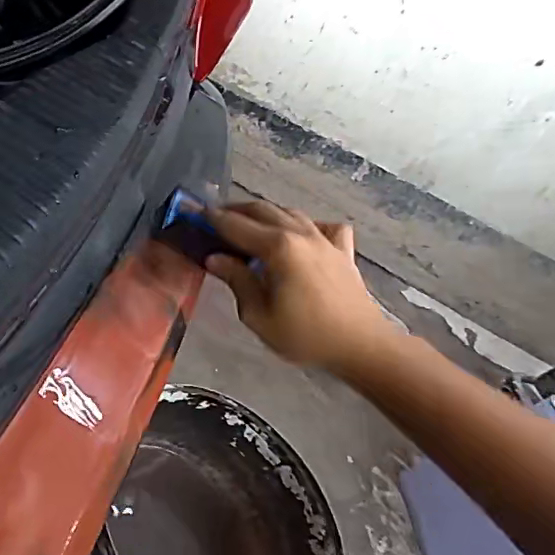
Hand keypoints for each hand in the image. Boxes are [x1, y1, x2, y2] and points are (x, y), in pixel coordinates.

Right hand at [203, 200, 392, 371]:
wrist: (360, 345)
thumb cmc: (305, 335)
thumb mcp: (259, 315)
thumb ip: (237, 281)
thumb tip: (215, 259)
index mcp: (278, 247)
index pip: (236, 226)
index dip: (212, 219)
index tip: (194, 214)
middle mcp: (301, 233)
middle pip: (262, 210)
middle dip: (235, 211)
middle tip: (214, 218)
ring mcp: (325, 239)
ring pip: (290, 213)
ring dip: (265, 214)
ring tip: (249, 224)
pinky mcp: (342, 250)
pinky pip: (323, 226)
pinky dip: (307, 225)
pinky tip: (301, 235)